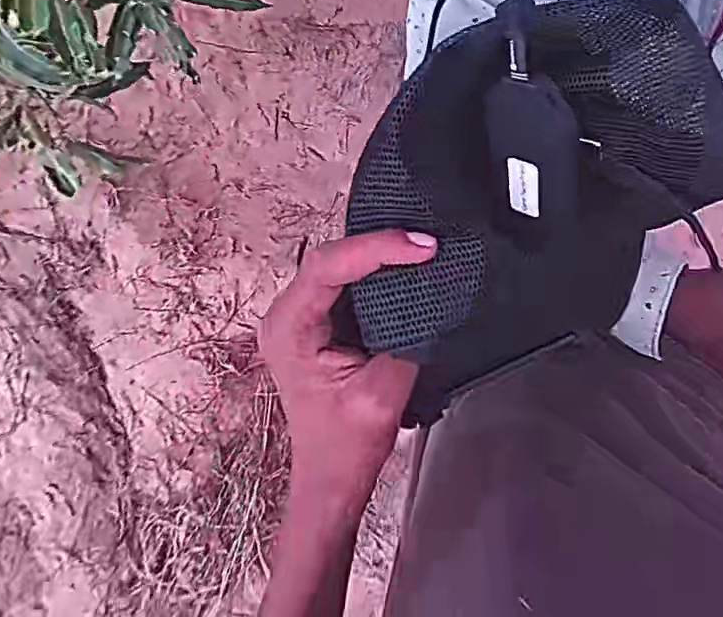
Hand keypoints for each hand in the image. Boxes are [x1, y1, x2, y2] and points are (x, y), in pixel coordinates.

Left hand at [259, 230, 436, 503]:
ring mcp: (302, 313)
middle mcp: (287, 314)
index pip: (329, 267)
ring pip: (343, 260)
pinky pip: (351, 277)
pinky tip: (408, 263)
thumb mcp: (381, 393)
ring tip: (423, 246)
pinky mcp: (323, 316)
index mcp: (288, 330)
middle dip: (382, 242)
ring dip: (383, 251)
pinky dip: (381, 266)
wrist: (331, 481)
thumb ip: (407, 336)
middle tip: (428, 241)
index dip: (378, 248)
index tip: (422, 247)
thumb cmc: (345, 449)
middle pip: (333, 255)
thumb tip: (435, 291)